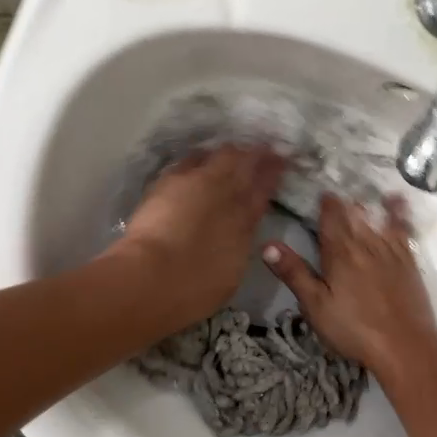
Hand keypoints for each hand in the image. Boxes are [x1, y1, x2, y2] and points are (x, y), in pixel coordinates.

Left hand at [107, 145, 286, 323]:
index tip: (281, 162)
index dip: (272, 175)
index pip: (263, 191)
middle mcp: (228, 197)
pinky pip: (192, 160)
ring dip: (232, 151)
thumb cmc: (195, 289)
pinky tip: (200, 156)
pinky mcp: (171, 180)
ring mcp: (200, 183)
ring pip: (223, 156)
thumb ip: (235, 247)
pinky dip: (201, 157)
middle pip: (247, 166)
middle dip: (257, 154)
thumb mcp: (230, 272)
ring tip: (234, 149)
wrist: (155, 277)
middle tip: (264, 147)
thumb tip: (234, 238)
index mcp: (245, 223)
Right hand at [263, 193, 436, 379]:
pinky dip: (398, 211)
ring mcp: (390, 250)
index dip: (326, 204)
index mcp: (340, 253)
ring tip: (361, 190)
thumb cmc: (353, 328)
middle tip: (338, 192)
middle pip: (354, 215)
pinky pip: (402, 227)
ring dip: (367, 203)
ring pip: (375, 217)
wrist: (404, 345)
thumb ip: (294, 273)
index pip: (331, 218)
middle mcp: (365, 244)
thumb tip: (268, 245)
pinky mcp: (408, 260)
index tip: (322, 194)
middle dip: (344, 203)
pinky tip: (397, 200)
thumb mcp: (316, 305)